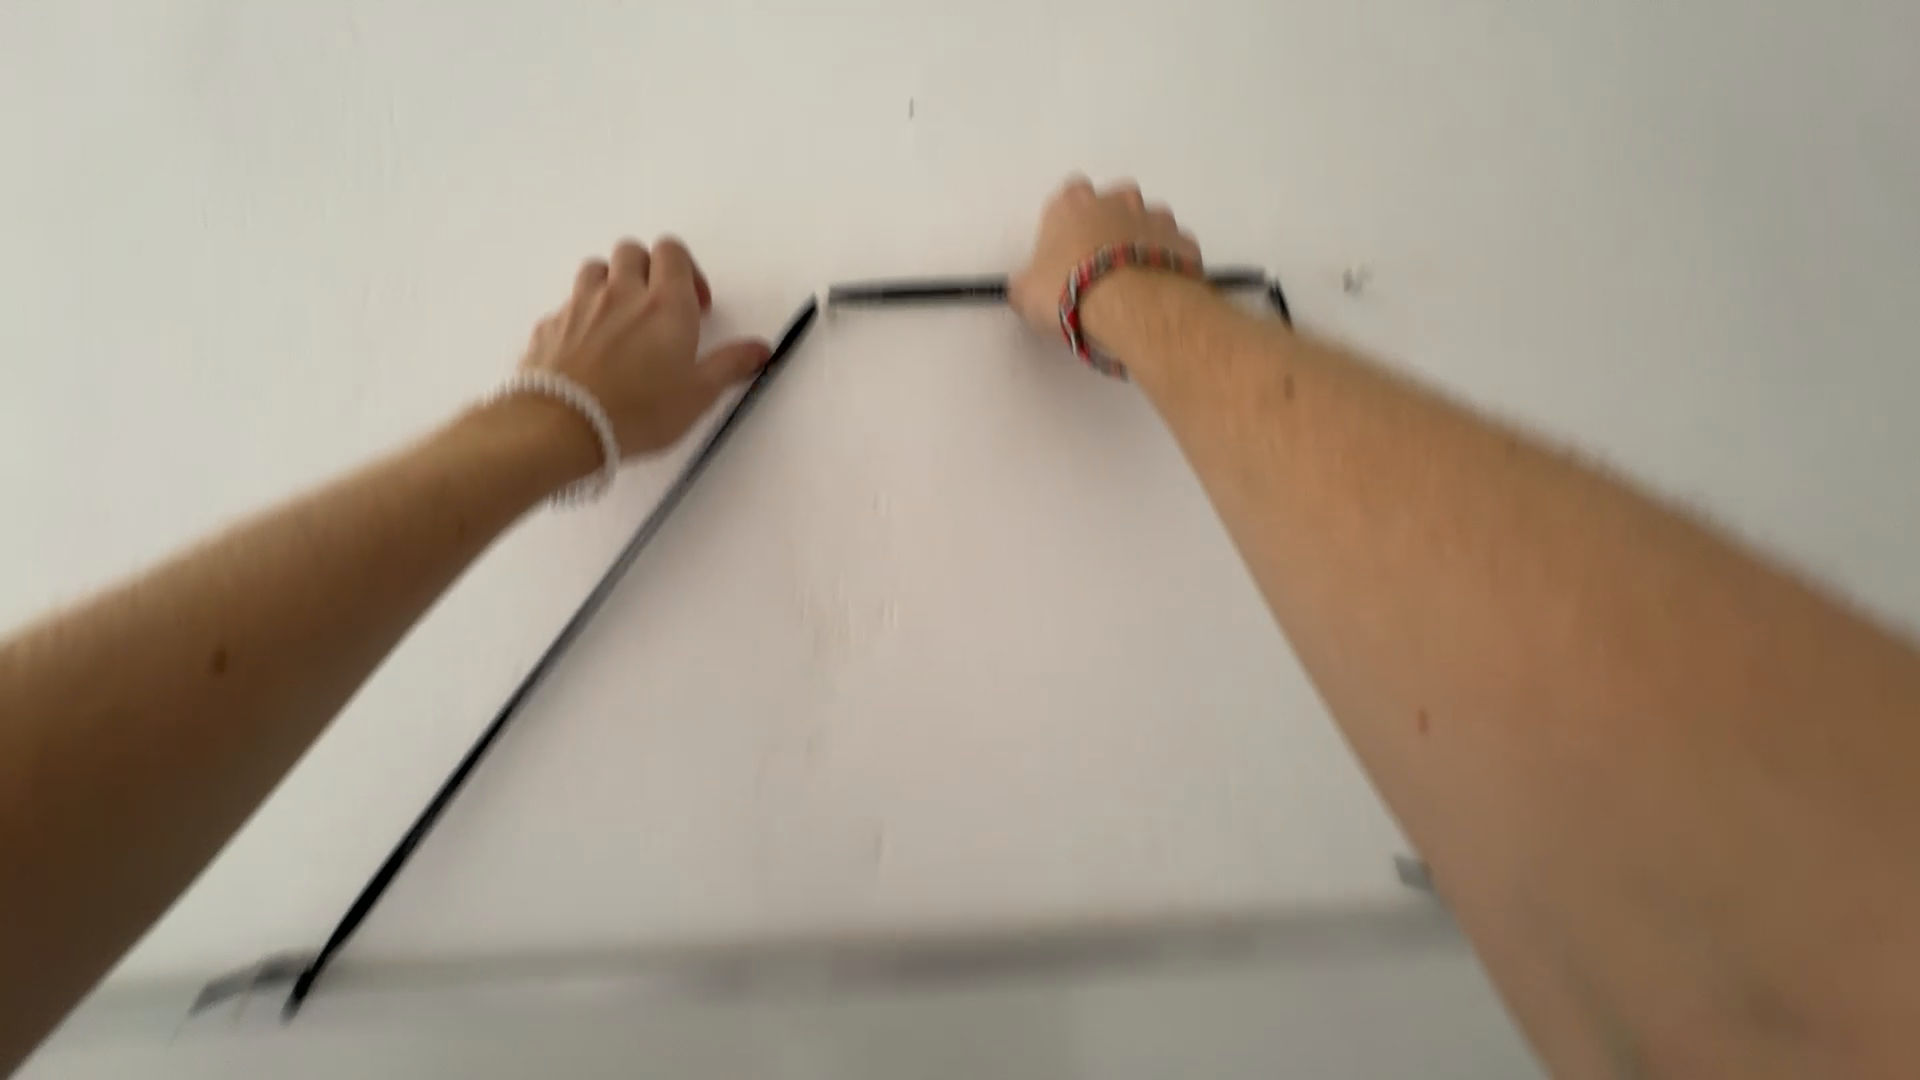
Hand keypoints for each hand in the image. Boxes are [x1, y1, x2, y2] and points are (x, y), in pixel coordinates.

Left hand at [521, 237, 771, 455]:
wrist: (564, 425)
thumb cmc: (643, 410)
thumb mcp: (700, 394)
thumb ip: (732, 365)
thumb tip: (761, 348)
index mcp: (666, 304)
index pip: (673, 253)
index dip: (687, 271)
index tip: (696, 307)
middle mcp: (622, 293)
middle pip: (633, 252)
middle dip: (650, 271)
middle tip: (661, 310)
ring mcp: (580, 305)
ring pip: (596, 269)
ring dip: (613, 284)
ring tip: (624, 321)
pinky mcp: (550, 325)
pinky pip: (568, 304)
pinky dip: (583, 316)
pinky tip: (591, 348)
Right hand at [1009, 177, 1203, 341]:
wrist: (1129, 307)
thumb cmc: (1067, 291)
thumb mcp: (1026, 294)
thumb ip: (1027, 283)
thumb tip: (1028, 288)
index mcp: (1073, 203)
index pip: (1068, 199)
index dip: (1066, 228)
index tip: (1065, 256)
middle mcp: (1117, 199)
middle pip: (1112, 207)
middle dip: (1108, 231)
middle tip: (1099, 271)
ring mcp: (1156, 217)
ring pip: (1146, 226)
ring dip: (1139, 248)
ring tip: (1130, 286)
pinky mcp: (1183, 243)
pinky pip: (1172, 251)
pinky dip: (1166, 267)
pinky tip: (1155, 293)